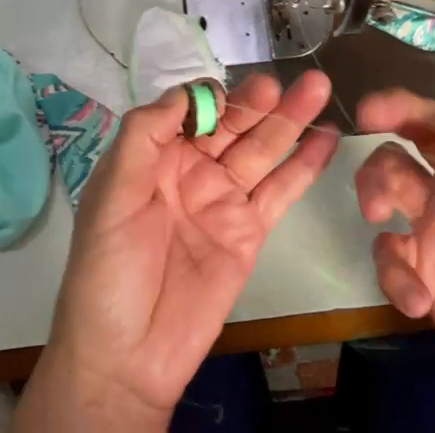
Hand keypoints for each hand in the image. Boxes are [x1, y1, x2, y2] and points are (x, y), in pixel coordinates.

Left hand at [16, 71, 339, 431]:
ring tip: (318, 88)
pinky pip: (281, 192)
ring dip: (290, 120)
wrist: (127, 354)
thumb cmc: (107, 269)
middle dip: (261, 100)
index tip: (227, 91)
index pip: (190, 111)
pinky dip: (304, 165)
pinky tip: (327, 138)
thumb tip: (184, 93)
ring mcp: (224, 200)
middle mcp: (192, 170)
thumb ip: (144, 136)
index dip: (212, 96)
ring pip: (262, 150)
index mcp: (154, 157)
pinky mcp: (250, 232)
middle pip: (232, 125)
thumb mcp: (111, 194)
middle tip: (293, 79)